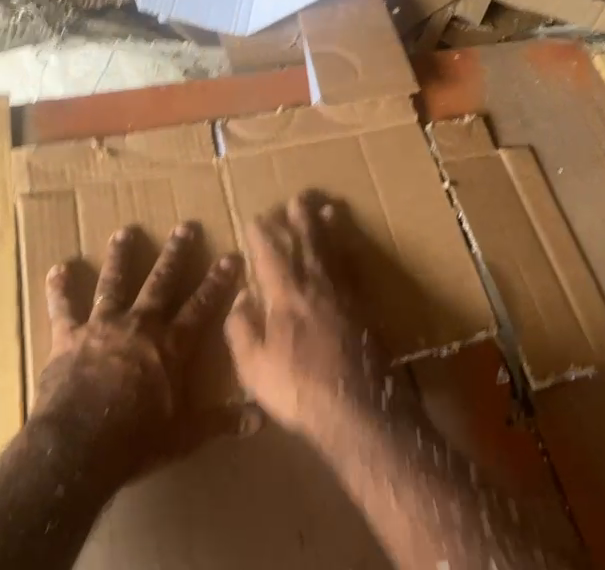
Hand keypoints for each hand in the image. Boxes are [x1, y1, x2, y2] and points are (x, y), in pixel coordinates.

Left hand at [30, 222, 246, 485]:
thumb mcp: (186, 435)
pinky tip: (58, 268)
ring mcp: (102, 326)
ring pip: (114, 283)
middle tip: (185, 226)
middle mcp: (140, 325)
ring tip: (125, 232)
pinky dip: (60, 289)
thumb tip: (261, 419)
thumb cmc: (136, 441)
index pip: (202, 306)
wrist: (78, 446)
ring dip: (121, 257)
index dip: (218, 281)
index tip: (230, 256)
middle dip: (175, 253)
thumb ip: (221, 421)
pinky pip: (63, 308)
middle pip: (161, 282)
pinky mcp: (69, 337)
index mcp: (171, 346)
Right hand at [226, 194, 394, 441]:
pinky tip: (349, 249)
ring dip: (327, 228)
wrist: (357, 407)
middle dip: (299, 218)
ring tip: (326, 208)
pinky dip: (349, 252)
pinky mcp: (363, 308)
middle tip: (298, 197)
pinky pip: (353, 269)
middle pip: (306, 242)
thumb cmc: (297, 388)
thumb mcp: (252, 365)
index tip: (256, 218)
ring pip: (332, 250)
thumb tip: (241, 296)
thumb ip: (241, 327)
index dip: (262, 233)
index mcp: (284, 294)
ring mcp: (343, 294)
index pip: (270, 252)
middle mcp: (315, 284)